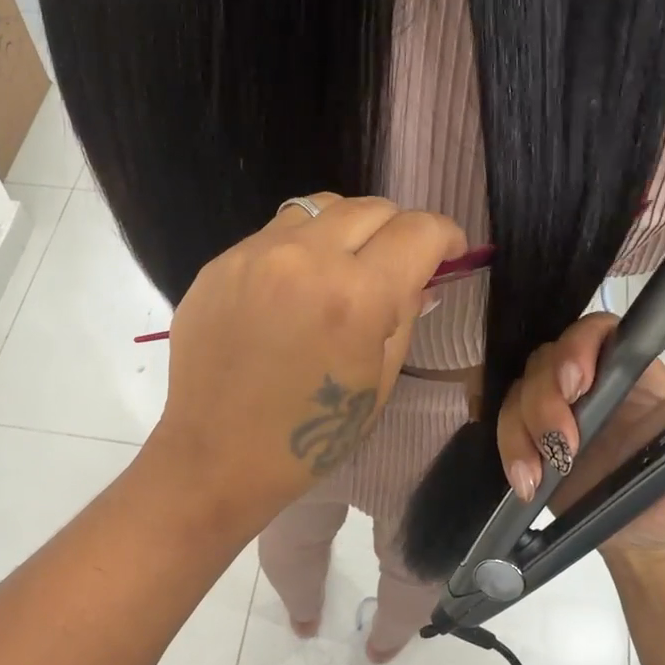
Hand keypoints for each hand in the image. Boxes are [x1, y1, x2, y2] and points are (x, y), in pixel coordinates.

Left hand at [150, 193, 466, 516]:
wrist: (215, 457)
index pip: (418, 231)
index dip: (446, 238)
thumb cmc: (308, 439)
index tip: (448, 255)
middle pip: (371, 208)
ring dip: (345, 231)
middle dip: (396, 232)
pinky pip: (274, 234)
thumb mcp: (376, 385)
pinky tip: (292, 294)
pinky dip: (299, 250)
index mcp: (355, 297)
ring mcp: (254, 255)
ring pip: (319, 208)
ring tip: (341, 273)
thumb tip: (418, 279)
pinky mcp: (219, 264)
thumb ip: (403, 318)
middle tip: (394, 268)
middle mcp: (304, 258)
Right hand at [497, 313, 664, 555]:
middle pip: (549, 360)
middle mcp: (593, 389)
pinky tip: (523, 485)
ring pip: (519, 391)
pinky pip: (503, 427)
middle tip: (561, 444)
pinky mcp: (530, 441)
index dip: (582, 346)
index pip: (604, 335)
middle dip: (545, 398)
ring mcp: (556, 413)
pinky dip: (506, 450)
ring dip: (521, 430)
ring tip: (538, 478)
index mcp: (639, 381)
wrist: (645, 543)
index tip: (578, 384)